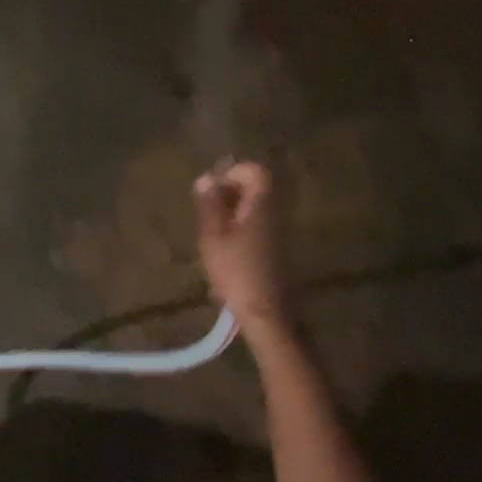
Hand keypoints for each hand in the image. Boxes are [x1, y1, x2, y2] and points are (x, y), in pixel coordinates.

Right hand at [194, 161, 286, 327]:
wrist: (263, 310)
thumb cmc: (235, 270)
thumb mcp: (213, 236)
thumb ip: (210, 205)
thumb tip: (206, 178)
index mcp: (261, 206)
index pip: (255, 172)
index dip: (232, 172)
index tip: (209, 188)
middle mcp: (274, 213)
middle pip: (256, 187)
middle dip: (229, 191)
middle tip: (204, 208)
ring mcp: (277, 231)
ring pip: (255, 207)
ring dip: (231, 210)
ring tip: (208, 229)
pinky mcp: (274, 248)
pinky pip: (255, 223)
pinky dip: (237, 226)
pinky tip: (221, 246)